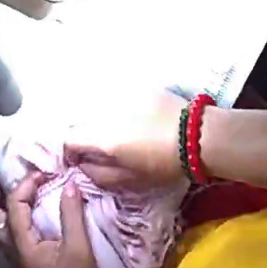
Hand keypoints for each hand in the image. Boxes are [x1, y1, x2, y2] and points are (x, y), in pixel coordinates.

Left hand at [0, 172, 102, 267]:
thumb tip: (69, 184)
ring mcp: (17, 257)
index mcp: (24, 245)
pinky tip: (30, 209)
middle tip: (6, 174)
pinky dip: (14, 215)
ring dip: (2, 204)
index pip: (15, 206)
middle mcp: (13, 249)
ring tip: (16, 186)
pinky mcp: (25, 262)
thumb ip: (72, 215)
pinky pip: (10, 232)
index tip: (45, 172)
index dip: (26, 184)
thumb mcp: (79, 250)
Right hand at [65, 90, 189, 191]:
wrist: (198, 135)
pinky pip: (120, 96)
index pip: (68, 137)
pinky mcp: (141, 87)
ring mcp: (124, 95)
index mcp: (102, 136)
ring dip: (101, 118)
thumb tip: (82, 164)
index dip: (70, 150)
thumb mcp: (128, 180)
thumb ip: (98, 173)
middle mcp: (107, 111)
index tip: (80, 158)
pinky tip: (135, 116)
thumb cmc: (163, 164)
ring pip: (99, 105)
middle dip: (85, 133)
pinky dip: (119, 106)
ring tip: (120, 130)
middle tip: (100, 146)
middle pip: (82, 119)